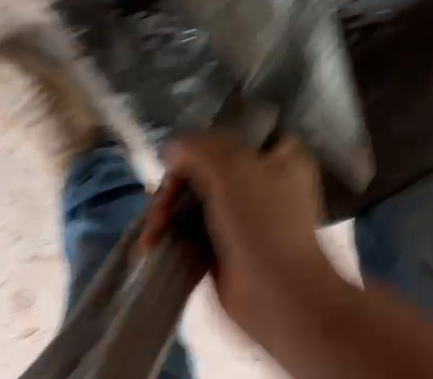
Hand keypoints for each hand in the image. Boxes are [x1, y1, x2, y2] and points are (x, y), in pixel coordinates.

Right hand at [143, 133, 344, 342]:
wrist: (278, 297)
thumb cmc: (261, 222)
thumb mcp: (228, 168)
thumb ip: (195, 148)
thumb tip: (171, 149)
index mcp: (281, 153)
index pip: (231, 135)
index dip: (200, 145)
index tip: (175, 163)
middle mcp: (265, 180)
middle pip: (207, 169)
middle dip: (174, 187)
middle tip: (158, 209)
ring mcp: (246, 217)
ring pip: (196, 201)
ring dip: (167, 214)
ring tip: (151, 235)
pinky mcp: (229, 248)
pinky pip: (193, 231)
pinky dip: (172, 237)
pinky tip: (151, 245)